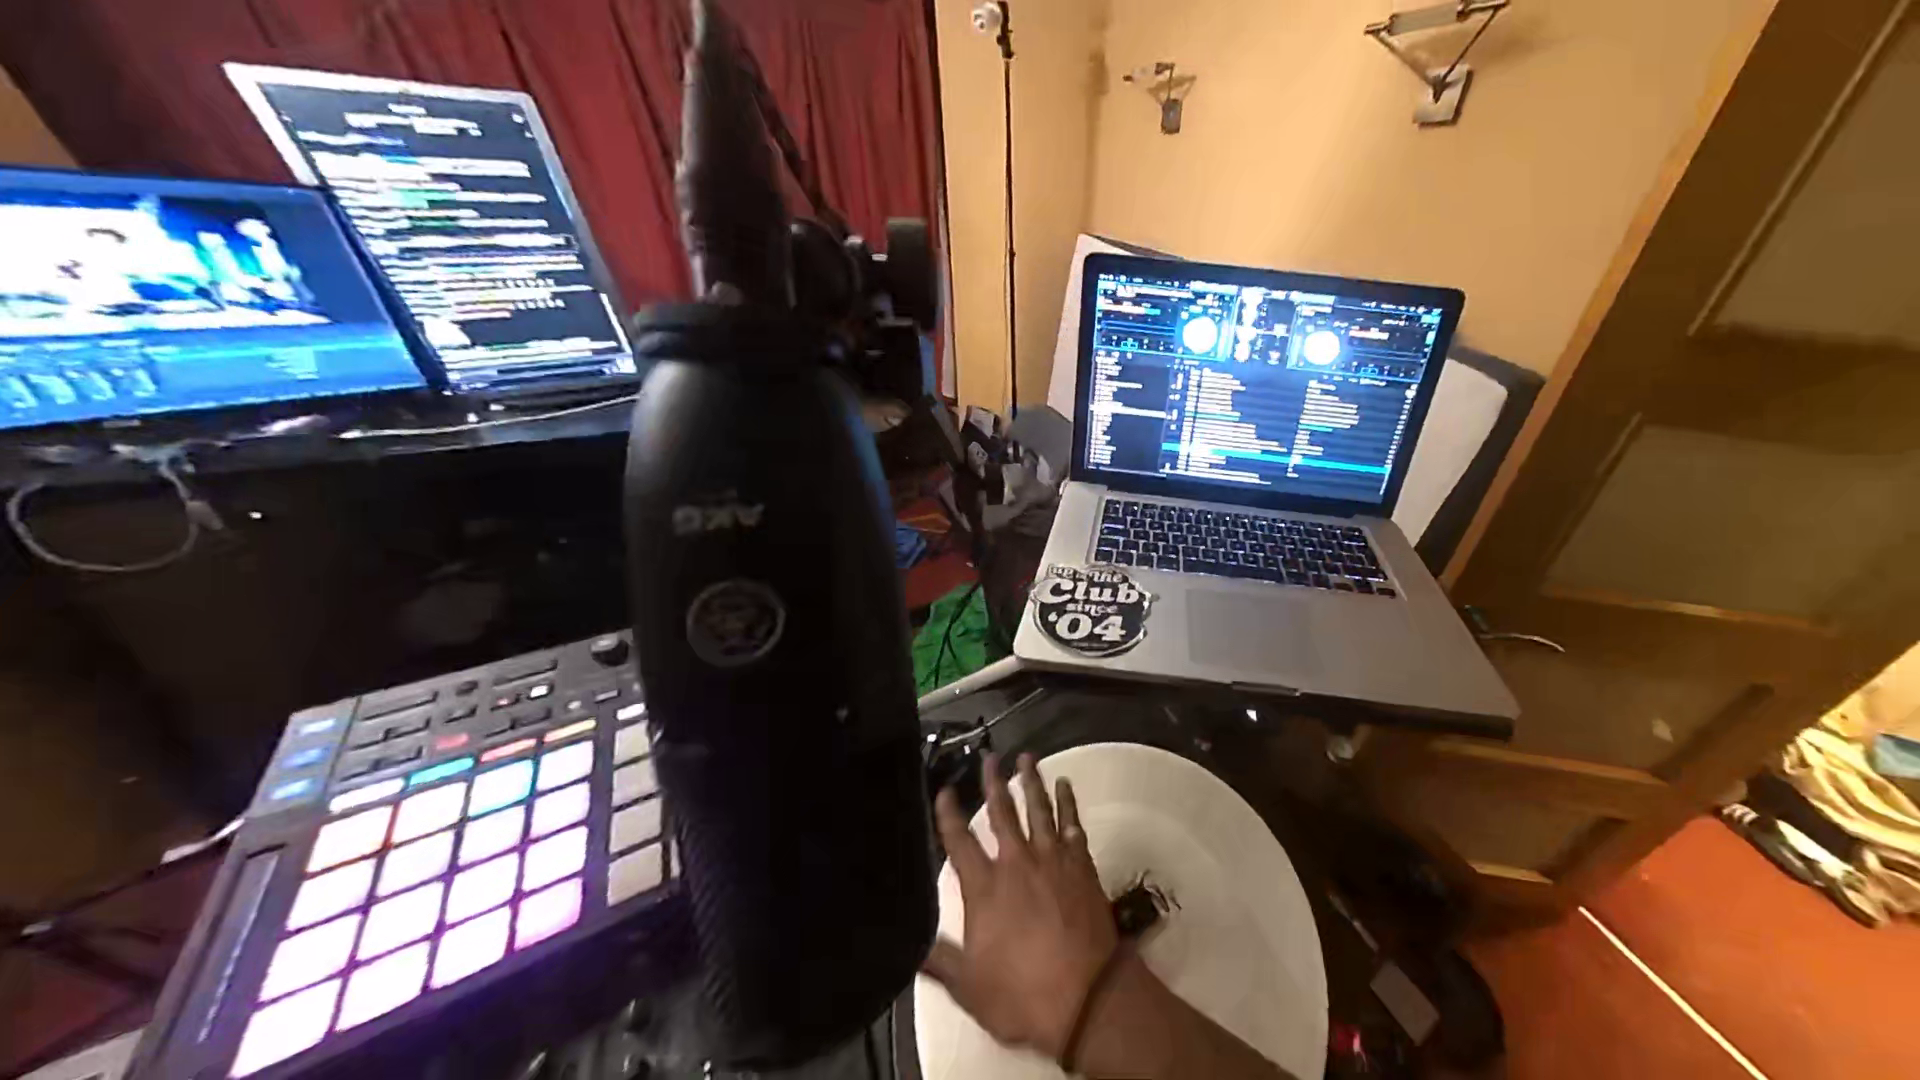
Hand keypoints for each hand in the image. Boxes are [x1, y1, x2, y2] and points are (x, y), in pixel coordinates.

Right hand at [921, 752, 1118, 1059]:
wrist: (1090, 1000)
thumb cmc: (1024, 994)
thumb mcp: (969, 986)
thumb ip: (938, 959)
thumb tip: (906, 943)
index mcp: (985, 887)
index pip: (959, 841)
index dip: (948, 813)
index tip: (944, 789)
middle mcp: (1016, 863)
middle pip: (1002, 812)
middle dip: (993, 782)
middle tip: (990, 757)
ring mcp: (1051, 860)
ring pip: (1038, 810)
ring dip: (1031, 782)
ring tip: (1027, 758)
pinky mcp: (1081, 866)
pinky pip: (1072, 825)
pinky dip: (1068, 804)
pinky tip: (1065, 787)